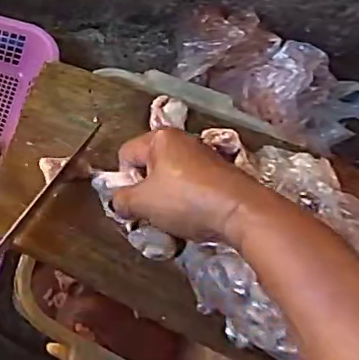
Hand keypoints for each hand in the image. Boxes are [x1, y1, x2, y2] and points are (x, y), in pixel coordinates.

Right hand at [108, 129, 268, 246]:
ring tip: (174, 221)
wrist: (241, 212)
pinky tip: (194, 220)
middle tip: (151, 213)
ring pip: (171, 180)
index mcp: (160, 138)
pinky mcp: (220, 174)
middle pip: (149, 167)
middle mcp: (182, 140)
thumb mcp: (142, 203)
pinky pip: (192, 187)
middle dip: (147, 193)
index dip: (124, 181)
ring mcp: (203, 156)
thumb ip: (120, 201)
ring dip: (167, 201)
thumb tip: (117, 202)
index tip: (134, 202)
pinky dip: (188, 203)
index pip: (125, 155)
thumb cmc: (186, 200)